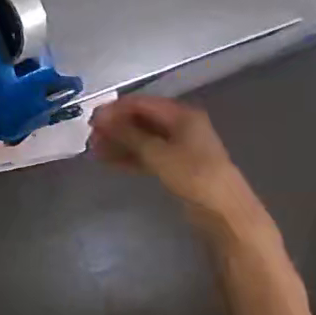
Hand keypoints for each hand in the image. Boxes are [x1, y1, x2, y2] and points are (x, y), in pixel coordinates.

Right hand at [89, 96, 262, 226]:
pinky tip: (109, 162)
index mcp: (181, 115)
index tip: (91, 122)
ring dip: (119, 143)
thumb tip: (102, 118)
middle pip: (140, 120)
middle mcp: (180, 126)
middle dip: (115, 127)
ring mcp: (178, 146)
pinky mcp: (176, 165)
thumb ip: (128, 134)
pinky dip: (129, 157)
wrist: (224, 211)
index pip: (140, 103)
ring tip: (95, 152)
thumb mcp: (157, 153)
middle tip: (91, 139)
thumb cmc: (192, 175)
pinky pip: (147, 154)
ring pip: (142, 138)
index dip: (114, 110)